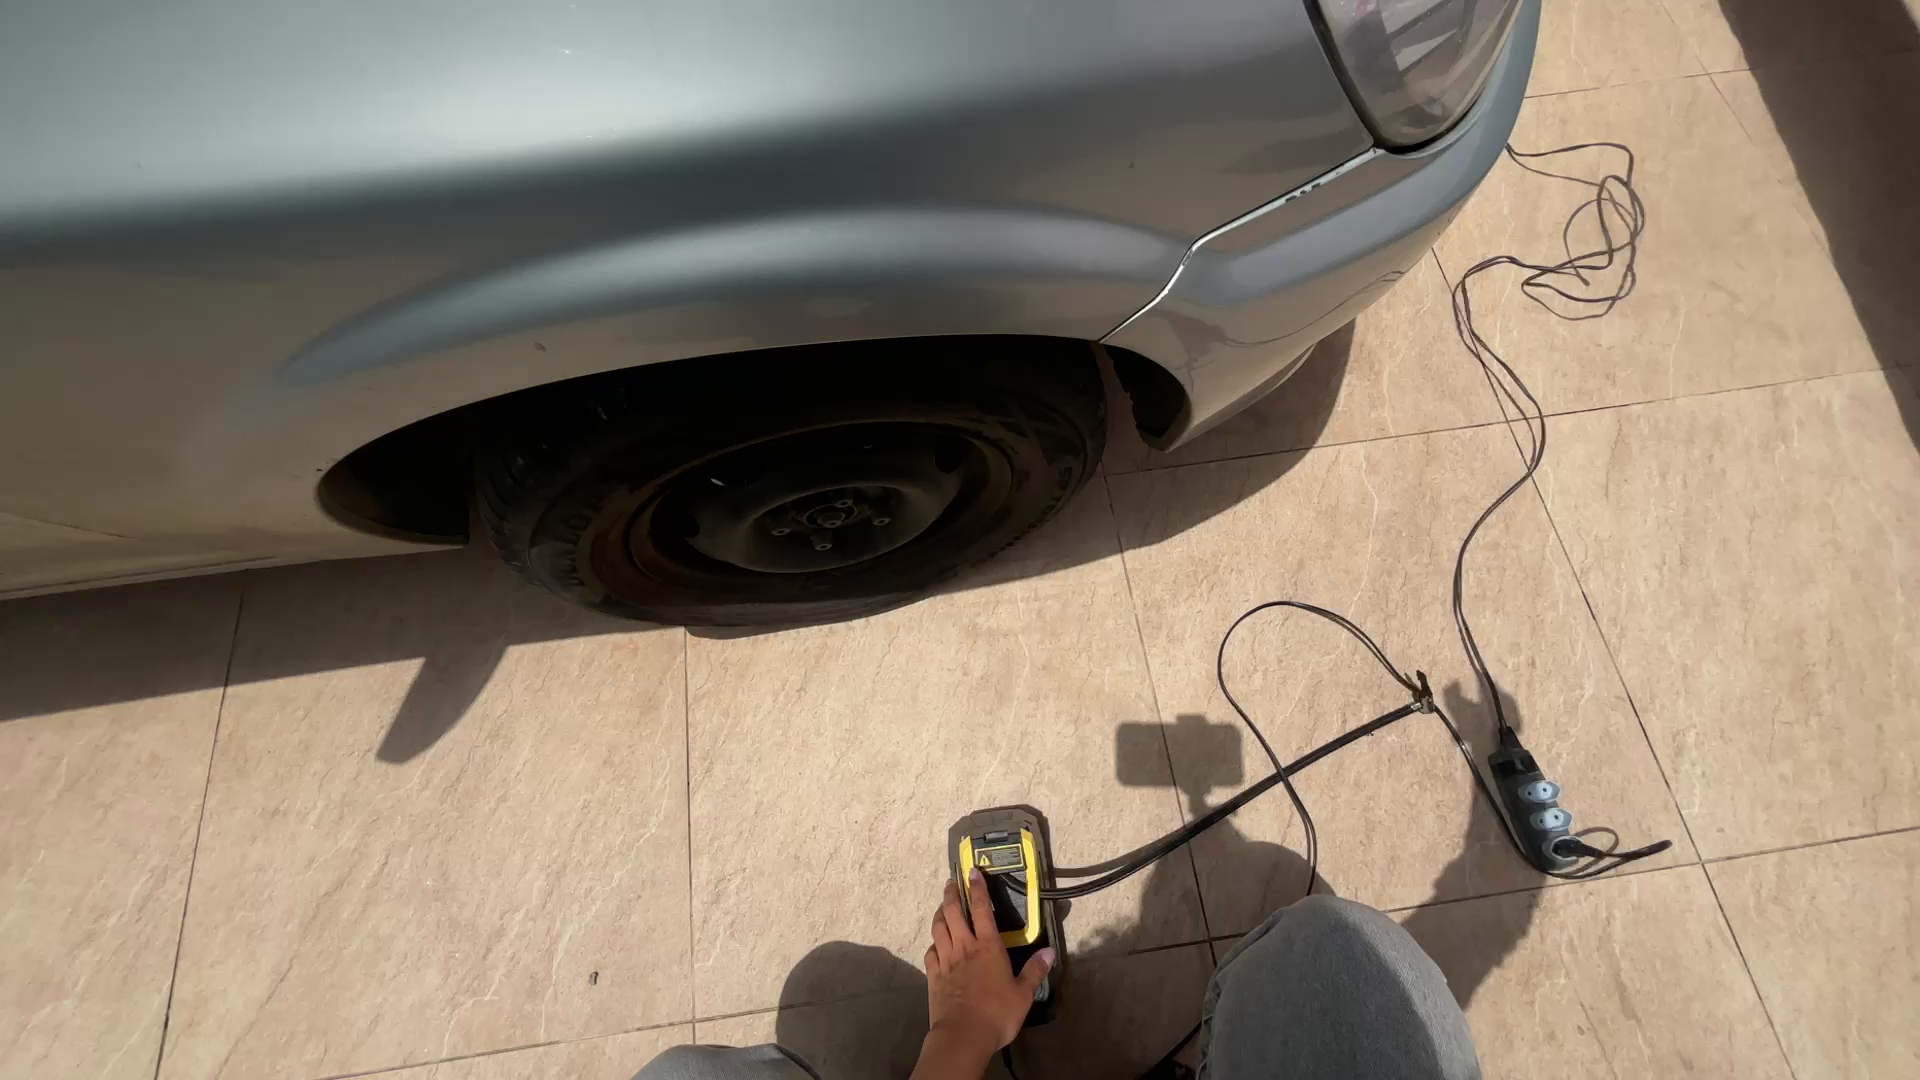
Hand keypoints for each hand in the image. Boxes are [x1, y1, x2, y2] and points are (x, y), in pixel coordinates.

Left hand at [915, 870, 1055, 1077]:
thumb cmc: (997, 1013)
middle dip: (952, 894)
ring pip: (938, 928)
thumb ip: (1036, 971)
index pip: (982, 909)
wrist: (963, 1035)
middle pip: (954, 912)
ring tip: (942, 907)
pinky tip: (935, 944)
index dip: (978, 888)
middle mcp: (965, 946)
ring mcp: (946, 959)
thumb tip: (1051, 952)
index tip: (973, 872)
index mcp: (988, 946)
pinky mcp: (934, 975)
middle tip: (951, 883)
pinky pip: (930, 952)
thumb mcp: (1023, 994)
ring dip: (939, 913)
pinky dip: (933, 944)